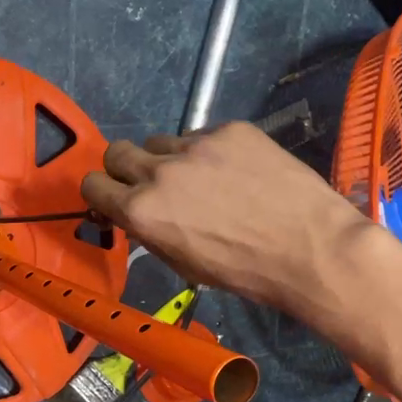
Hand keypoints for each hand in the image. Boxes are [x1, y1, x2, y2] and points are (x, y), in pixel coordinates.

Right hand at [79, 122, 390, 320]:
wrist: (309, 247)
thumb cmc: (242, 271)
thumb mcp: (183, 264)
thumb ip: (151, 233)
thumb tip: (141, 216)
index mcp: (141, 212)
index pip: (93, 184)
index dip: (102, 192)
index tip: (115, 198)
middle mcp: (159, 172)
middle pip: (117, 151)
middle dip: (125, 168)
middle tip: (150, 184)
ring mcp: (196, 145)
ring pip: (160, 142)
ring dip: (168, 159)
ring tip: (201, 179)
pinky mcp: (230, 129)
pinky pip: (201, 135)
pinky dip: (208, 152)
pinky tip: (235, 172)